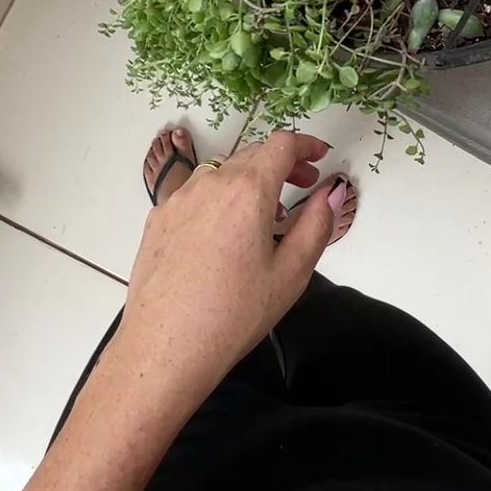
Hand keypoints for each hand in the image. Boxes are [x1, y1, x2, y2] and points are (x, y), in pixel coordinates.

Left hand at [108, 130, 338, 395]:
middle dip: (283, 163)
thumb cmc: (234, 313)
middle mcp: (210, 182)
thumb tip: (333, 190)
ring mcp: (179, 197)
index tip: (320, 155)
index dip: (306, 143)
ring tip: (264, 216)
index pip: (281, 144)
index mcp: (247, 190)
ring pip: (223, 171)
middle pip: (252, 154)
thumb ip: (317, 223)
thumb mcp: (291, 272)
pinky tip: (224, 234)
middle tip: (303, 186)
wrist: (163, 347)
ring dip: (250, 179)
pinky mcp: (158, 217)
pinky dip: (220, 197)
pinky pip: (197, 193)